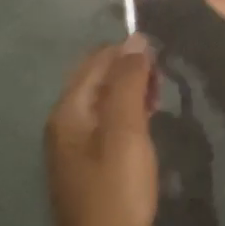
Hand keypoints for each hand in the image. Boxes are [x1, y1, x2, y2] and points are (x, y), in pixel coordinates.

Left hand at [46, 38, 157, 225]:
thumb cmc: (117, 187)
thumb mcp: (126, 130)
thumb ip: (128, 81)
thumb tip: (136, 38)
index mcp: (68, 111)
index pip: (97, 59)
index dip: (129, 53)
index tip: (159, 66)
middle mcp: (65, 123)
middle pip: (99, 77)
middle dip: (131, 72)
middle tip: (159, 88)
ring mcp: (75, 145)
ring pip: (106, 100)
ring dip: (132, 93)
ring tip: (156, 104)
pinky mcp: (89, 164)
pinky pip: (108, 123)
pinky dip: (129, 115)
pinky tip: (145, 126)